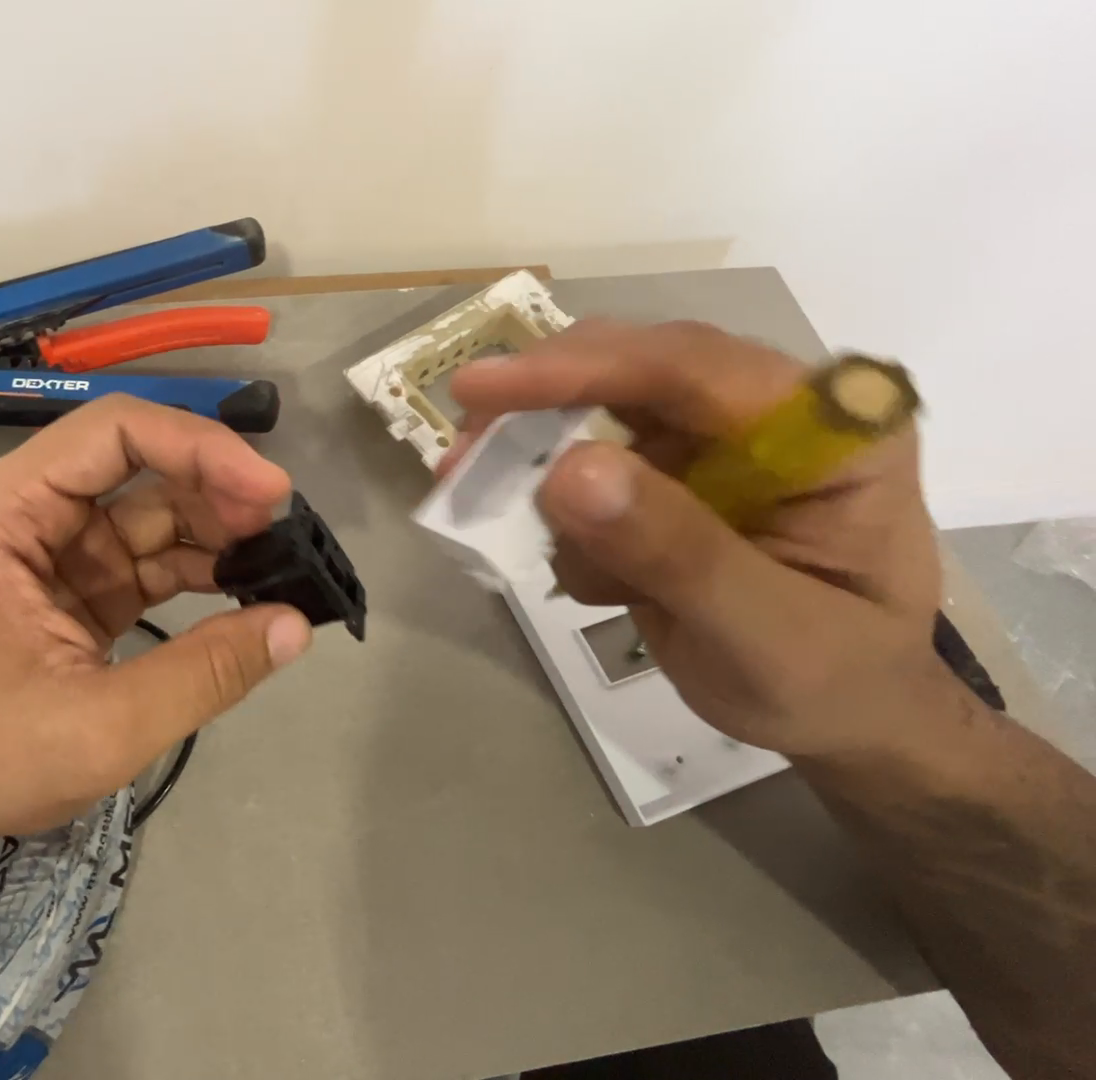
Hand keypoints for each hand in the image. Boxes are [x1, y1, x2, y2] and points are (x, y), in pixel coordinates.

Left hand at [0, 396, 313, 852]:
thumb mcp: (101, 726)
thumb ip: (204, 673)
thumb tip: (297, 625)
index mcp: (6, 511)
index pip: (114, 431)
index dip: (200, 447)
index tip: (271, 493)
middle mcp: (28, 511)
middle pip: (138, 462)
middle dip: (215, 489)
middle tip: (284, 534)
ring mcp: (55, 549)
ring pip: (152, 509)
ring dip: (215, 529)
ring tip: (278, 563)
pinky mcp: (78, 586)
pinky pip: (149, 558)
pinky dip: (199, 569)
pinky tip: (246, 590)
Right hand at [448, 319, 948, 760]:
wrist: (837, 716)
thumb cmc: (828, 683)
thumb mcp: (764, 635)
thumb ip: (677, 552)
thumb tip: (566, 472)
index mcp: (827, 431)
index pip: (692, 368)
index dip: (578, 369)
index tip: (476, 389)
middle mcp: (766, 414)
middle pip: (630, 369)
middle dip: (536, 410)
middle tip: (460, 462)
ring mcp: (711, 442)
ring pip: (590, 412)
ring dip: (533, 467)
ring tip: (509, 532)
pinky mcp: (666, 473)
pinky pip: (579, 464)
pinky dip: (553, 512)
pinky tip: (589, 574)